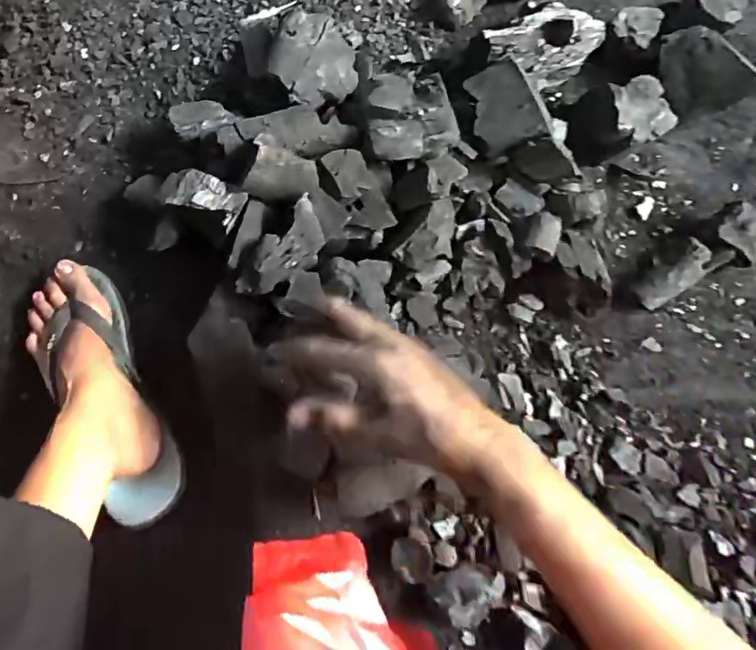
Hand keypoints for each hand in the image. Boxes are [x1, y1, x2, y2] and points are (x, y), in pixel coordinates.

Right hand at [269, 300, 516, 490]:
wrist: (483, 443)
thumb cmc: (427, 440)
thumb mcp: (376, 433)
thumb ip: (333, 418)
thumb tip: (291, 413)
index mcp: (373, 360)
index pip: (321, 350)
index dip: (293, 352)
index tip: (272, 353)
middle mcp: (387, 341)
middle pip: (343, 314)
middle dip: (315, 312)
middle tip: (292, 314)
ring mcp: (405, 342)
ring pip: (361, 319)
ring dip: (336, 320)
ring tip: (317, 324)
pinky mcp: (417, 350)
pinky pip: (376, 329)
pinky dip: (355, 330)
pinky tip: (354, 346)